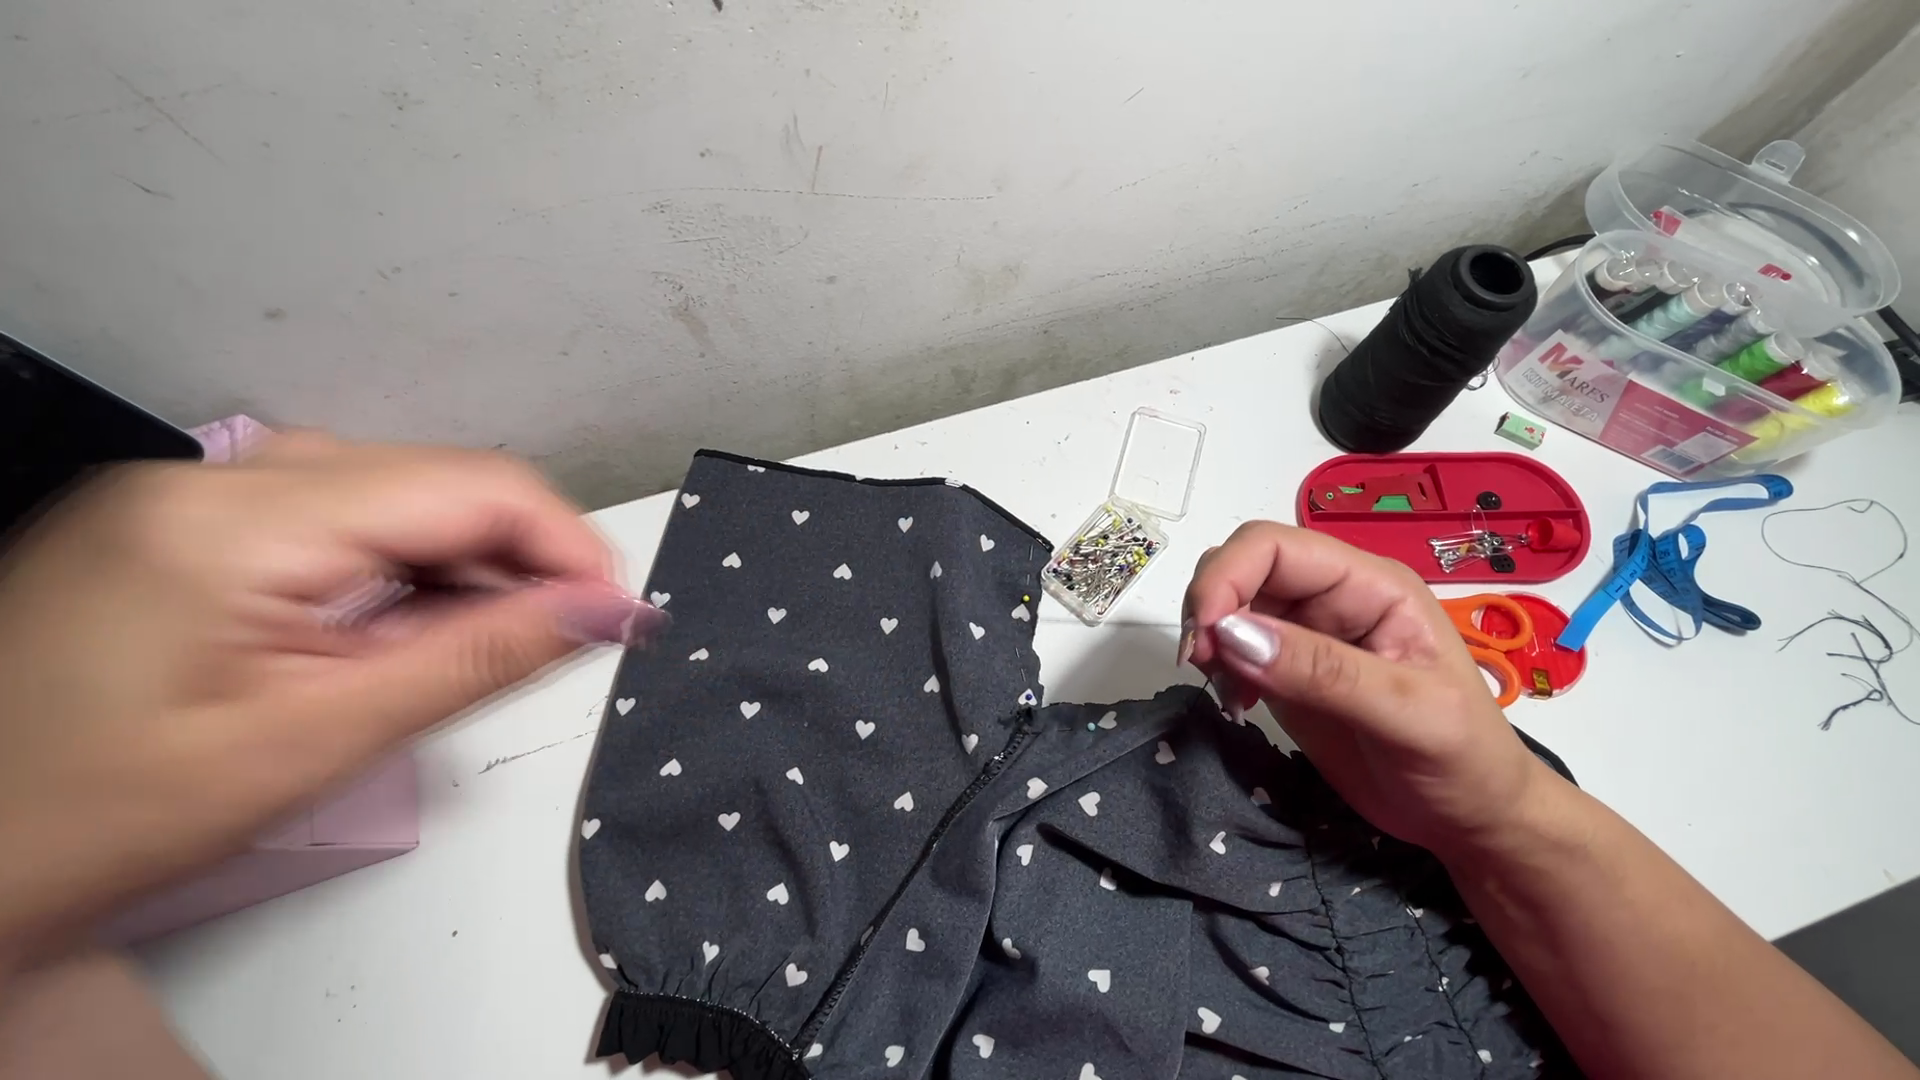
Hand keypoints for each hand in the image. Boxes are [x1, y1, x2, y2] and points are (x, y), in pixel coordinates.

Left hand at [0, 435, 661, 961]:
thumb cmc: (99, 819)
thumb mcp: (322, 739)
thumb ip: (485, 656)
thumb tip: (609, 611)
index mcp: (236, 523)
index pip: (472, 486)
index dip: (568, 543)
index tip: (618, 610)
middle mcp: (216, 481)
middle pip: (441, 482)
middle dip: (526, 556)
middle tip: (569, 634)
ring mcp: (201, 496)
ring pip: (405, 496)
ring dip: (473, 563)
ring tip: (491, 639)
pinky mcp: (200, 523)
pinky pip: (352, 517)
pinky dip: (413, 567)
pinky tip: (417, 624)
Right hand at [1181, 521, 1558, 858]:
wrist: (1469, 820)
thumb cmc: (1464, 762)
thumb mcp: (1409, 715)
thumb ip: (1324, 671)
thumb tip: (1232, 633)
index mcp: (1369, 586)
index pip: (1274, 547)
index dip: (1227, 576)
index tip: (1206, 636)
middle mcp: (1330, 596)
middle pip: (1241, 566)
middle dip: (1209, 606)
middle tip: (1203, 665)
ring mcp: (1303, 633)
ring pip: (1228, 603)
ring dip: (1208, 638)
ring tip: (1225, 689)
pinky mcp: (1283, 670)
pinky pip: (1230, 646)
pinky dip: (1215, 666)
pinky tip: (1235, 703)